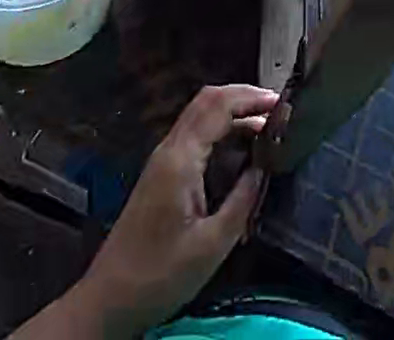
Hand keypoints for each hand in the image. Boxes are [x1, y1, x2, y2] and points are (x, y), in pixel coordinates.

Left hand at [69, 85, 277, 337]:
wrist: (111, 297)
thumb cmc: (162, 274)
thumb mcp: (213, 243)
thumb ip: (242, 200)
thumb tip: (263, 168)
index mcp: (180, 160)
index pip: (217, 107)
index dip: (250, 98)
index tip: (281, 103)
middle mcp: (170, 149)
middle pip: (207, 101)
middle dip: (243, 96)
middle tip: (277, 108)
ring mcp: (163, 158)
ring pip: (200, 115)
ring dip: (233, 111)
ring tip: (268, 124)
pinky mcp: (163, 170)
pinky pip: (195, 133)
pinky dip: (221, 128)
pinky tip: (242, 145)